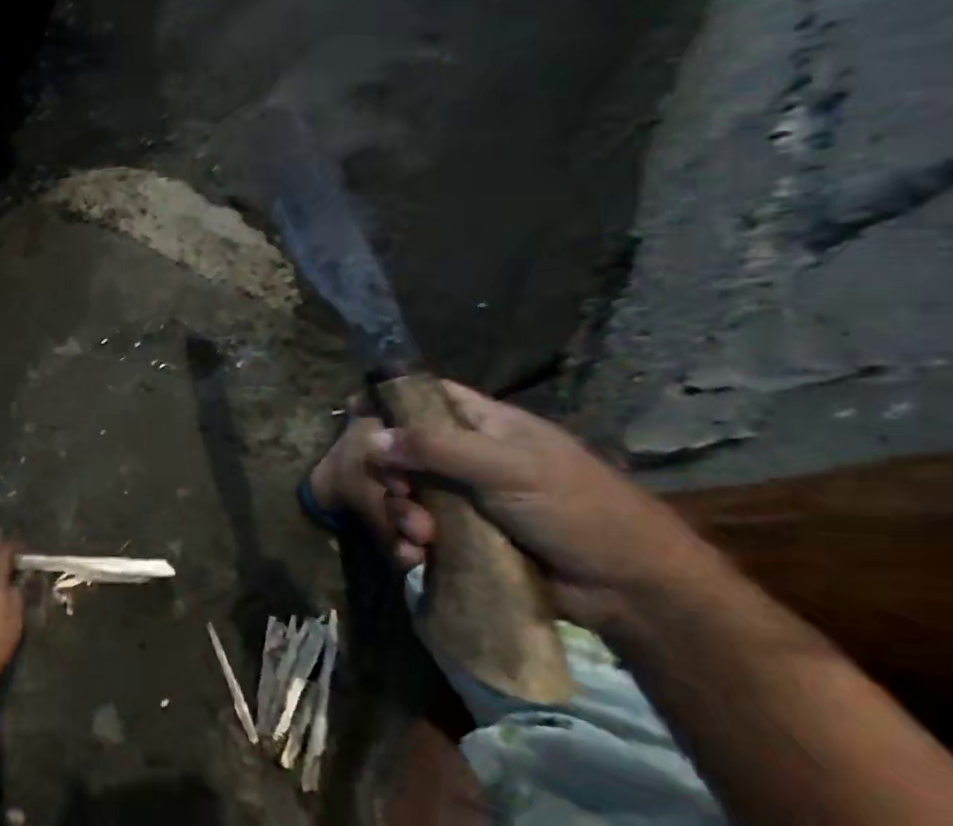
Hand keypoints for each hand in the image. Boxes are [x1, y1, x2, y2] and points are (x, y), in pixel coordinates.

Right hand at [366, 381, 715, 628]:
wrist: (629, 588)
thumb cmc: (576, 509)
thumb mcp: (506, 467)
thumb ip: (436, 448)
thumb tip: (371, 438)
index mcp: (483, 423)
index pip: (424, 396)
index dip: (389, 401)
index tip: (355, 416)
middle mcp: (466, 456)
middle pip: (402, 449)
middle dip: (391, 475)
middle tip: (401, 496)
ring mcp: (463, 498)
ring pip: (405, 493)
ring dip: (400, 514)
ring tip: (418, 539)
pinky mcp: (462, 538)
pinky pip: (418, 531)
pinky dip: (409, 543)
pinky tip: (414, 556)